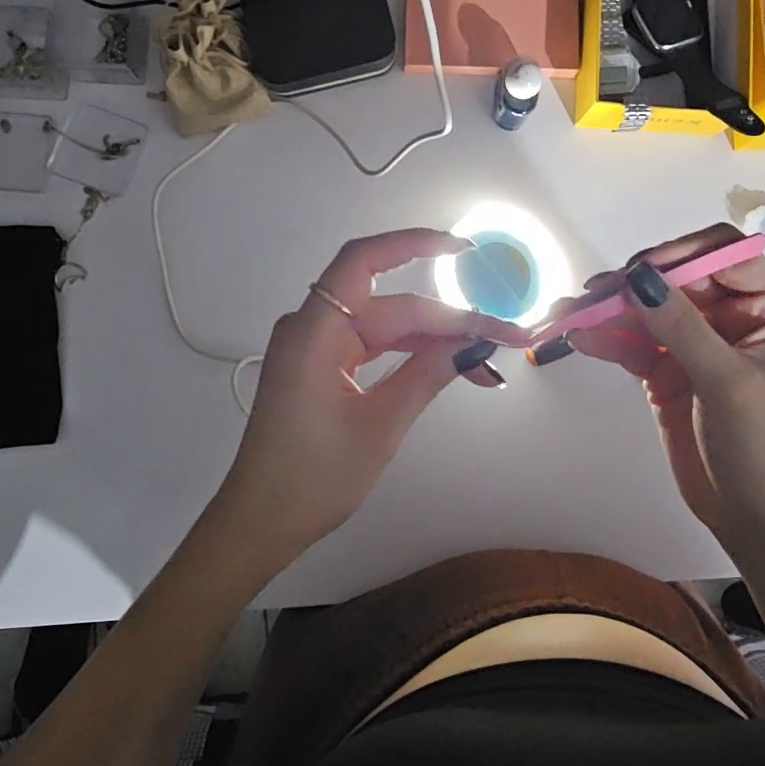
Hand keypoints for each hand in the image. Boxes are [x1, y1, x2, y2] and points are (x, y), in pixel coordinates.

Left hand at [211, 228, 530, 565]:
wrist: (261, 522)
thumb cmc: (313, 479)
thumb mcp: (379, 427)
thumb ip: (426, 375)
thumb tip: (474, 343)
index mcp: (313, 333)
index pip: (363, 263)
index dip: (413, 244)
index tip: (462, 249)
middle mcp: (311, 329)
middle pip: (388, 305)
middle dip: (446, 319)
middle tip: (503, 338)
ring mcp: (315, 349)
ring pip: (385, 327)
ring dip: (433, 340)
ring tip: (487, 358)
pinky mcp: (321, 368)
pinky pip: (372, 347)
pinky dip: (409, 355)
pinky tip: (449, 365)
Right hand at [560, 223, 764, 542]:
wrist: (760, 520)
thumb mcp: (728, 381)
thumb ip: (681, 326)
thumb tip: (639, 276)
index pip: (722, 255)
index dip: (681, 253)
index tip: (639, 271)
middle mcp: (729, 319)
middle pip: (674, 280)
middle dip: (632, 284)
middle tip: (589, 296)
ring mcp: (694, 346)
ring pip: (646, 312)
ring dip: (608, 311)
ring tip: (565, 315)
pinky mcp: (666, 373)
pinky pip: (631, 345)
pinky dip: (605, 339)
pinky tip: (577, 338)